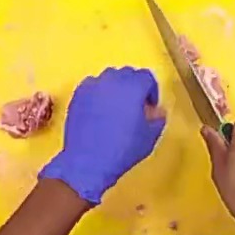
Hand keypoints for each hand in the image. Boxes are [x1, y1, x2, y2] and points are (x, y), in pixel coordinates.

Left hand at [39, 68, 166, 203]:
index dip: (152, 91)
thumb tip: (158, 111)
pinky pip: (91, 86)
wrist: (88, 161)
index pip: (147, 77)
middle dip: (134, 86)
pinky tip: (98, 110)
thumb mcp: (149, 138)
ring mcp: (92, 86)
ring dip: (116, 87)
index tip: (150, 106)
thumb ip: (158, 120)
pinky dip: (98, 93)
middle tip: (135, 106)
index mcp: (133, 87)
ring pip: (108, 77)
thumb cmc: (123, 150)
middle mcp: (112, 80)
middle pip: (127, 73)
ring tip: (116, 107)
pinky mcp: (77, 95)